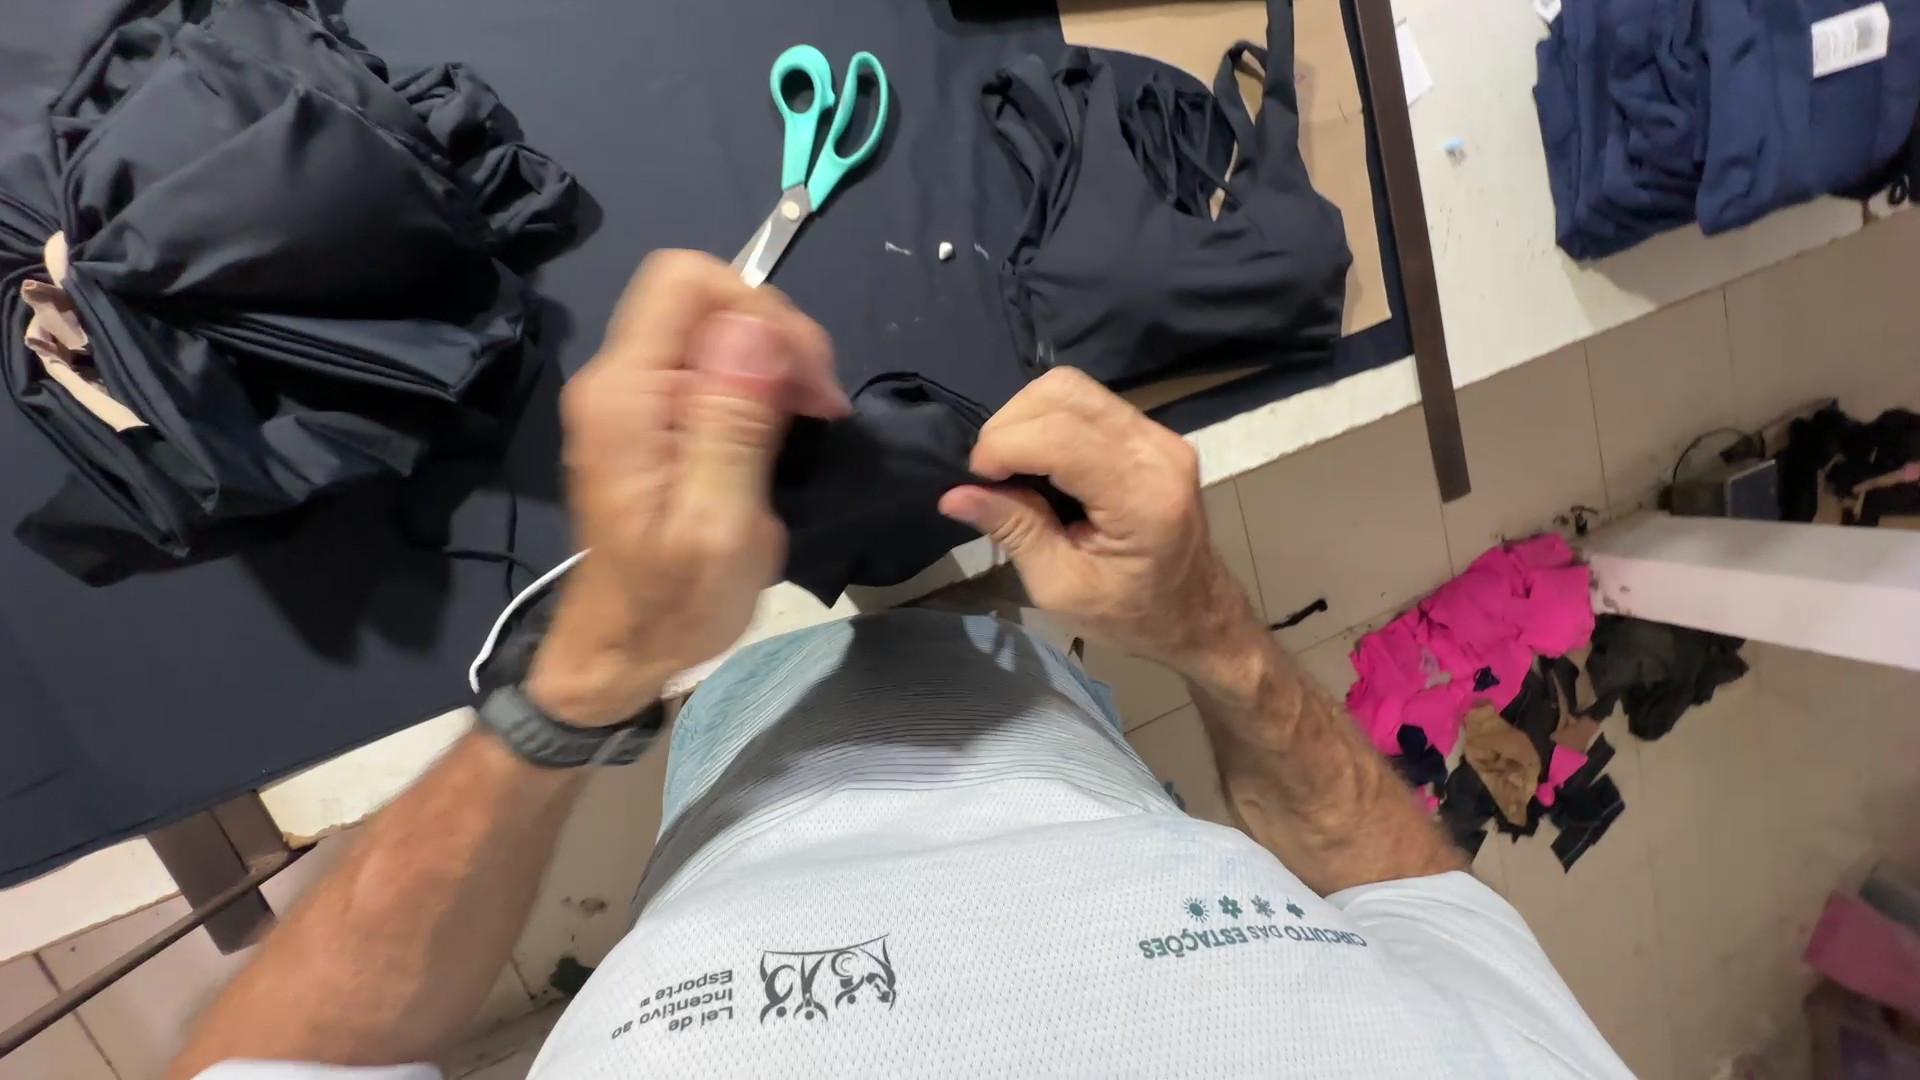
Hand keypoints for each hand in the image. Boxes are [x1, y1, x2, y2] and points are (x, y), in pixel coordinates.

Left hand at [525, 251, 844, 725]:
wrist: (624, 649)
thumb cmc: (676, 604)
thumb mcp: (719, 524)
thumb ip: (732, 422)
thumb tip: (756, 327)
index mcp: (629, 397)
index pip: (689, 281)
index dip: (762, 310)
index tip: (808, 382)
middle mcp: (621, 382)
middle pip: (708, 300)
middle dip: (779, 337)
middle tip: (821, 406)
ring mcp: (634, 400)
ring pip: (717, 330)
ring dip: (777, 362)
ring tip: (812, 418)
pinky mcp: (652, 420)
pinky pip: (713, 367)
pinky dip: (761, 384)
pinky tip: (785, 425)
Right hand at [938, 369, 1265, 685]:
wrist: (1196, 614)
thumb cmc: (1130, 615)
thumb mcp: (1060, 588)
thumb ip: (1013, 531)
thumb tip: (954, 495)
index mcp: (1142, 497)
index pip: (1060, 436)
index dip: (1002, 446)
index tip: (975, 481)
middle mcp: (1156, 450)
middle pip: (1063, 394)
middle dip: (1009, 426)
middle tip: (991, 476)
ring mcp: (1159, 435)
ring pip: (1072, 389)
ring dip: (1025, 419)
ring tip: (1012, 468)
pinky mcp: (1151, 433)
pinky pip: (1086, 403)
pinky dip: (1048, 422)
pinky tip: (1040, 464)